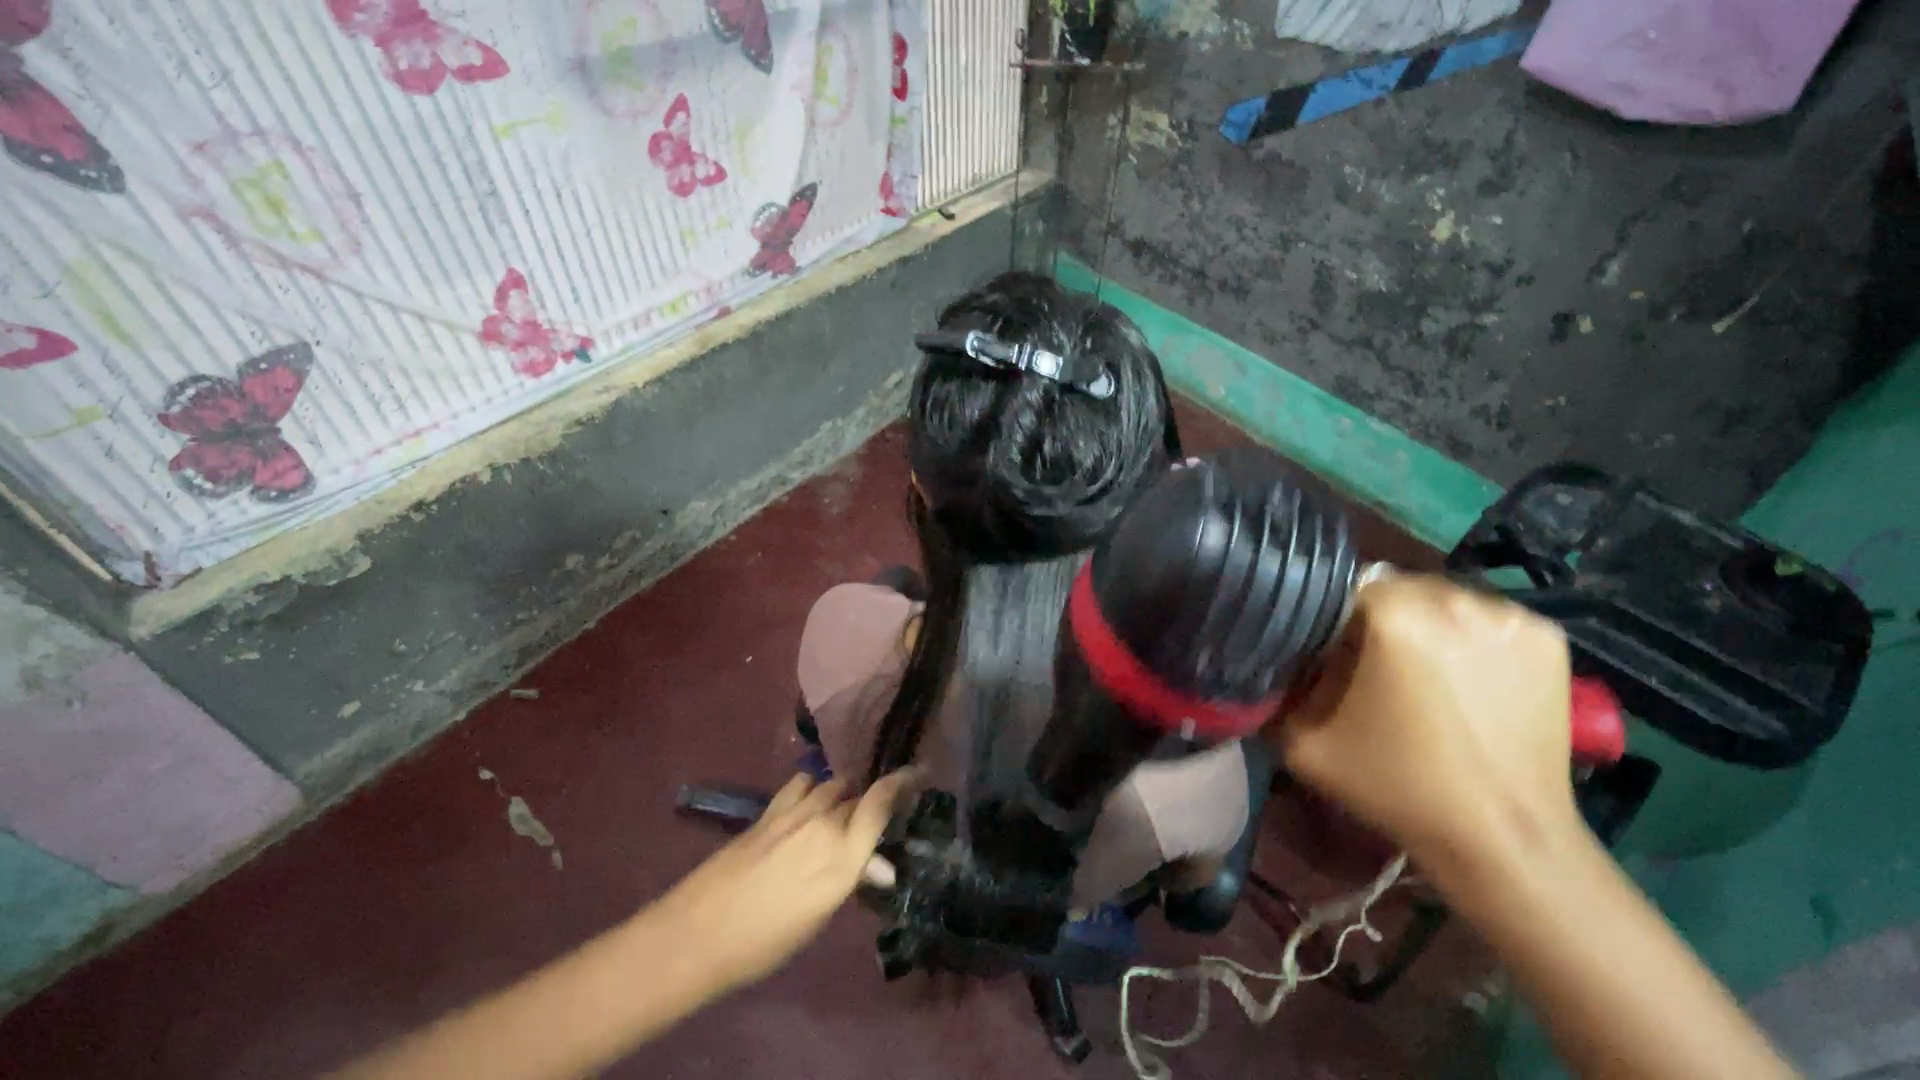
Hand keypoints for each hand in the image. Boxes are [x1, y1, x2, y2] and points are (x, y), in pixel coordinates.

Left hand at [649, 771, 918, 993]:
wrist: (698, 935)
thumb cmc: (766, 942)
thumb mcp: (818, 917)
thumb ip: (850, 881)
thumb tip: (879, 866)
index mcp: (843, 857)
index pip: (880, 803)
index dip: (902, 782)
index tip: (917, 772)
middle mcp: (822, 825)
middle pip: (856, 794)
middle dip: (870, 799)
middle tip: (876, 812)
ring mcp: (792, 814)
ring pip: (829, 784)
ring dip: (841, 792)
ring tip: (842, 806)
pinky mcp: (766, 814)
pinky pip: (799, 786)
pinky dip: (811, 788)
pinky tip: (807, 803)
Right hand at [1275, 572, 1580, 871]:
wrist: (1500, 836)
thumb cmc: (1395, 787)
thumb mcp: (1302, 742)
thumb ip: (1275, 690)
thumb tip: (1267, 662)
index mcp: (1393, 615)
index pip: (1343, 589)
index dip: (1331, 624)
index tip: (1331, 661)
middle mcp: (1453, 599)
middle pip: (1396, 589)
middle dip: (1380, 620)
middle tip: (1375, 670)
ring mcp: (1508, 615)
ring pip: (1444, 600)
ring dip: (1427, 626)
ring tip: (1425, 677)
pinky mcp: (1548, 636)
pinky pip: (1488, 619)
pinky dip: (1472, 640)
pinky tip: (1469, 681)